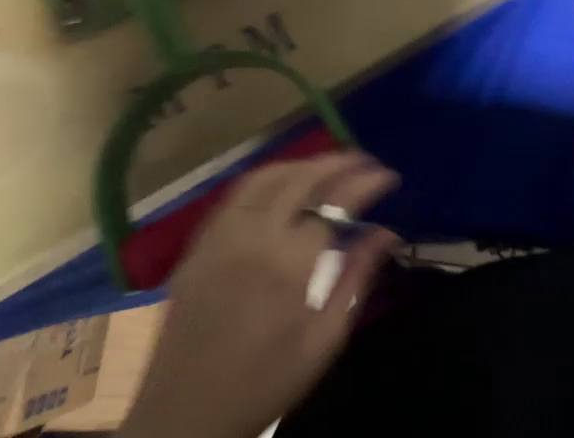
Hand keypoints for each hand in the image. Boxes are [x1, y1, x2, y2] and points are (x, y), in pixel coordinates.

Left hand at [120, 154, 401, 437]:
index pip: (336, 202)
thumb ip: (357, 277)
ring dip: (302, 164)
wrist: (184, 417)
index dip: (367, 183)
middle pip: (300, 179)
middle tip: (365, 160)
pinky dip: (266, 179)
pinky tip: (283, 186)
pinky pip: (234, 197)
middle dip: (338, 162)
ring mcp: (218, 239)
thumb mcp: (325, 339)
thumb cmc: (265, 383)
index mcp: (288, 265)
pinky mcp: (196, 248)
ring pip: (264, 178)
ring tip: (329, 166)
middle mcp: (251, 238)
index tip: (389, 176)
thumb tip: (387, 233)